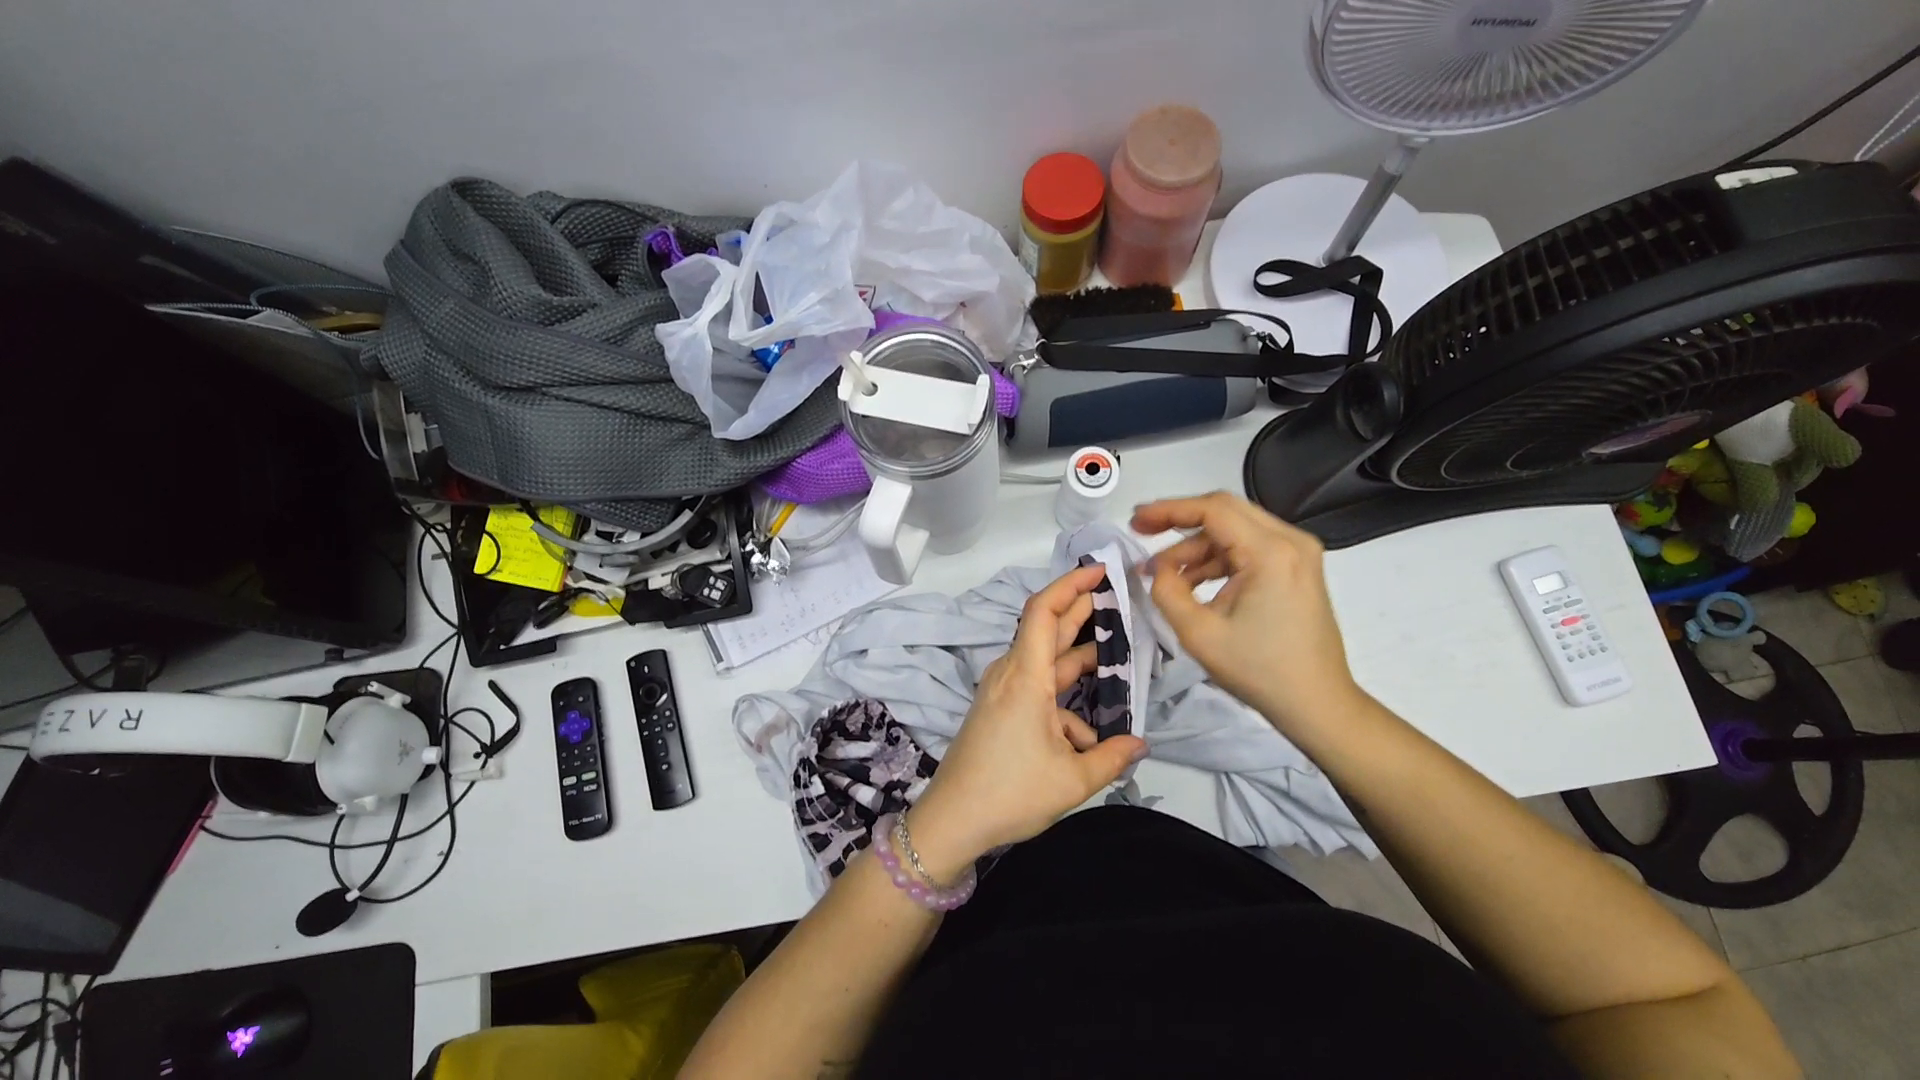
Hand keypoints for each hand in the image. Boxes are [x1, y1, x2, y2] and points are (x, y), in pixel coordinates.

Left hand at [906, 564, 1147, 879]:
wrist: (951, 822)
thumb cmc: (1011, 794)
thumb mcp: (1073, 781)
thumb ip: (1112, 758)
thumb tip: (1139, 745)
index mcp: (1025, 678)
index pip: (1043, 611)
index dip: (1071, 585)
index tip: (1100, 571)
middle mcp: (1010, 676)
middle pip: (1047, 630)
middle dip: (1081, 612)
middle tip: (1117, 600)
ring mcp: (1000, 694)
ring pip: (1044, 665)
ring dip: (1077, 664)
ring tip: (1115, 664)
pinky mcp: (997, 712)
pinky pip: (1036, 694)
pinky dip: (1062, 707)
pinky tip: (1088, 741)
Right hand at [1132, 492, 1366, 733]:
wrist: (1317, 704)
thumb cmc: (1259, 671)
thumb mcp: (1199, 634)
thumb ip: (1167, 591)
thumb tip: (1157, 568)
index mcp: (1271, 552)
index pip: (1213, 510)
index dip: (1169, 510)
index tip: (1135, 521)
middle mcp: (1291, 541)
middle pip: (1225, 512)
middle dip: (1180, 522)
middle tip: (1142, 533)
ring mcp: (1299, 554)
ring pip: (1236, 531)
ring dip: (1198, 547)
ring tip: (1163, 574)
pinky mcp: (1298, 569)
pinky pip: (1250, 548)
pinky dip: (1219, 559)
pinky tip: (1193, 583)